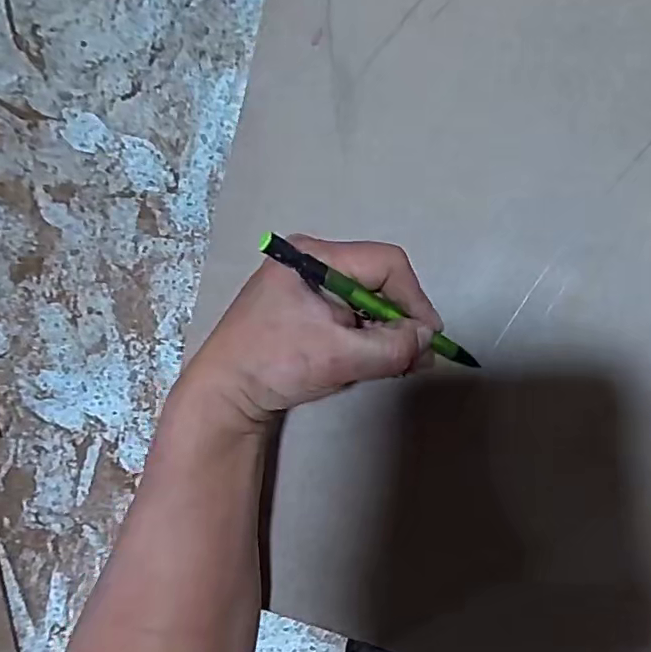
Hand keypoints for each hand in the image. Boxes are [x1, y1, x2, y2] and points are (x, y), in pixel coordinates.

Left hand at [176, 236, 440, 430]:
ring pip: (364, 300)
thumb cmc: (273, 365)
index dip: (413, 299)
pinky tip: (361, 361)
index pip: (385, 263)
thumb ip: (391, 347)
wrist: (223, 395)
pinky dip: (363, 337)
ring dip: (381, 333)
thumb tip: (427, 339)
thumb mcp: (339, 357)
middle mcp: (310, 261)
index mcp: (314, 256)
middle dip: (398, 320)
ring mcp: (304, 284)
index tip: (427, 337)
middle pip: (376, 280)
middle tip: (414, 356)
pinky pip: (347, 314)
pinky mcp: (301, 308)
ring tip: (389, 364)